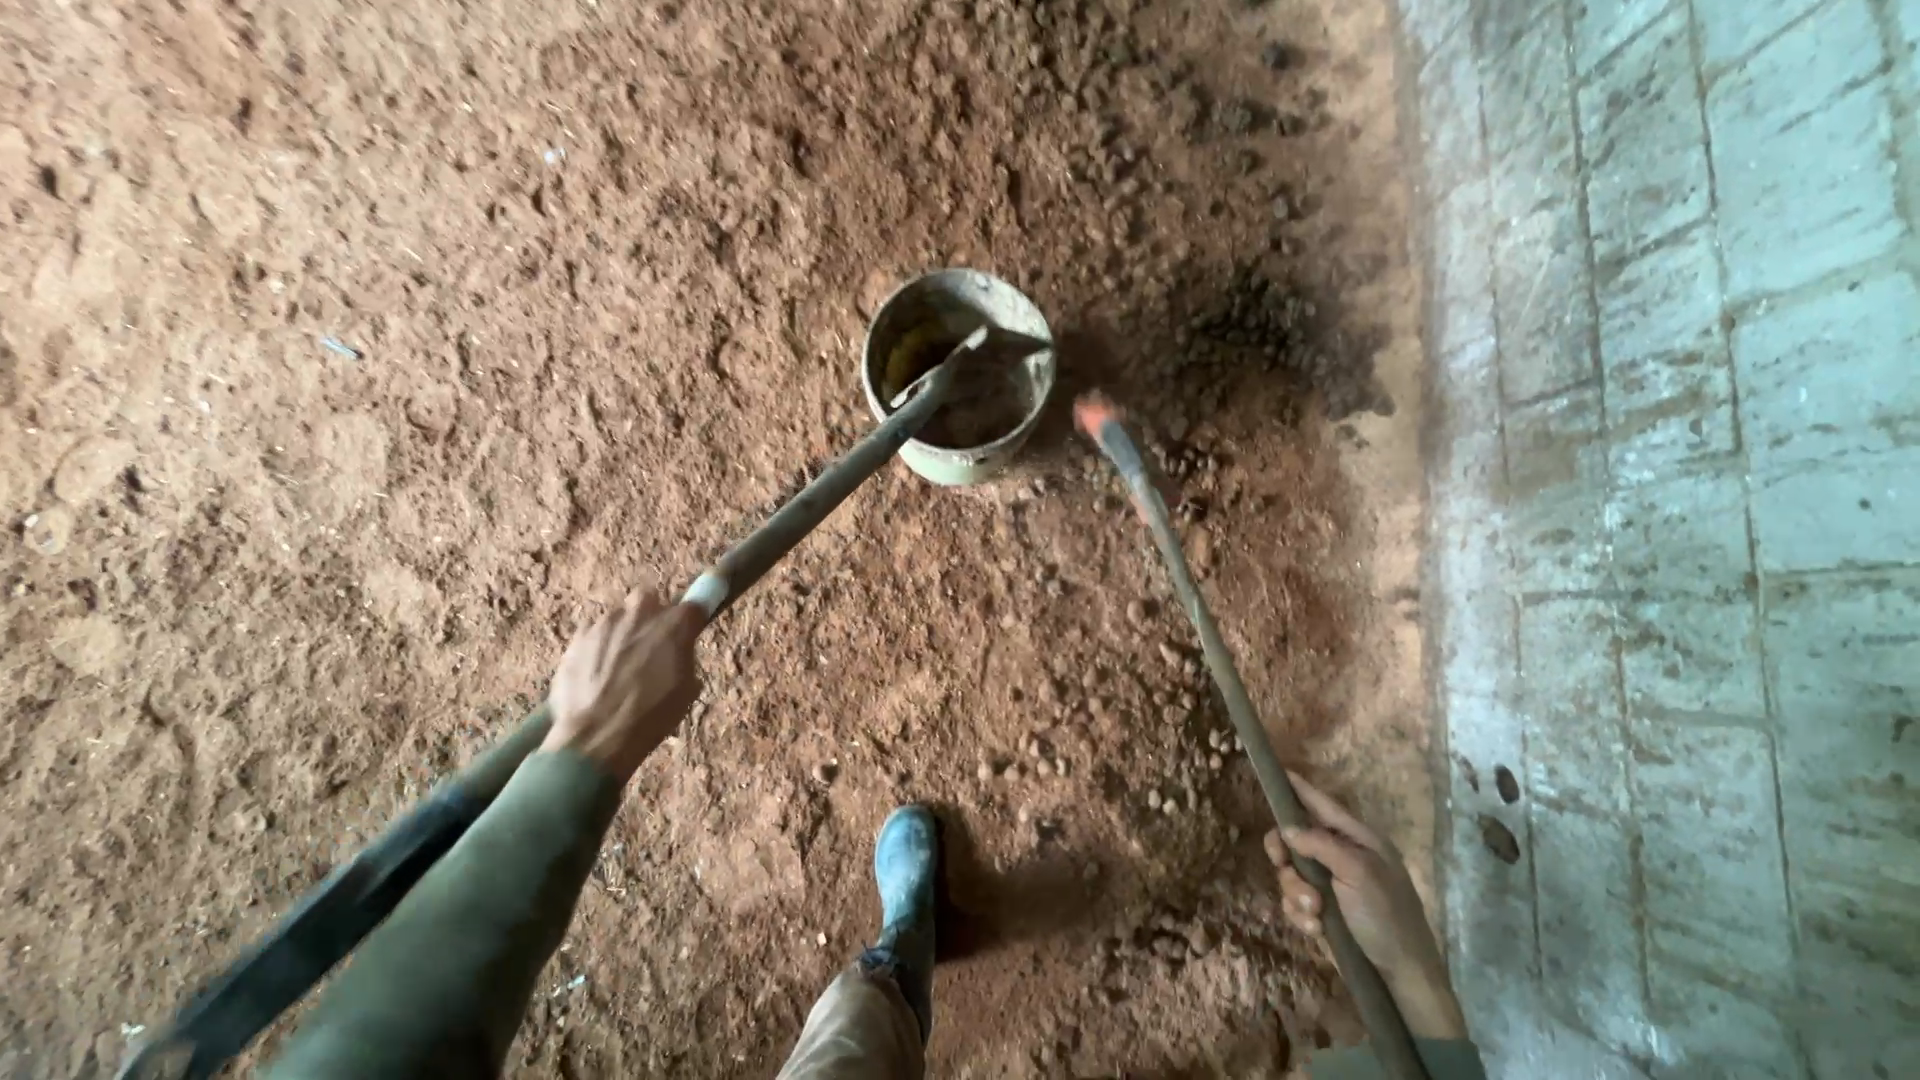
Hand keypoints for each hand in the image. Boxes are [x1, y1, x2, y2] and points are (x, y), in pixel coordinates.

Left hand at [543, 587, 704, 781]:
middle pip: (649, 599)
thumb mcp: (686, 689)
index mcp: (674, 625)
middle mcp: (640, 613)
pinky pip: (594, 634)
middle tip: (652, 644)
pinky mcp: (577, 637)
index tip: (695, 618)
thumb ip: (684, 656)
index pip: (697, 601)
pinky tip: (598, 674)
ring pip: (619, 617)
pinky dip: (598, 647)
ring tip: (620, 665)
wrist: (595, 737)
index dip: (695, 612)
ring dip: (623, 632)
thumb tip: (677, 649)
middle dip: (652, 616)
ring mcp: (604, 622)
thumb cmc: (651, 716)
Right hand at [1265, 771, 1467, 1039]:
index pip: (1321, 804)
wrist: (1401, 976)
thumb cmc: (1387, 916)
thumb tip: (1286, 829)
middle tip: (1282, 864)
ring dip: (1295, 893)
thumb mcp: (1358, 873)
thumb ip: (1321, 844)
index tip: (1276, 770)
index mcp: (1356, 840)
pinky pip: (1292, 901)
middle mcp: (1340, 857)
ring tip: (1314, 912)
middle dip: (1285, 855)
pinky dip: (1299, 914)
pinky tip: (1316, 928)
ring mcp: (1329, 885)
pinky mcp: (1320, 911)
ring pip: (1289, 872)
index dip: (1298, 787)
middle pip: (1293, 838)